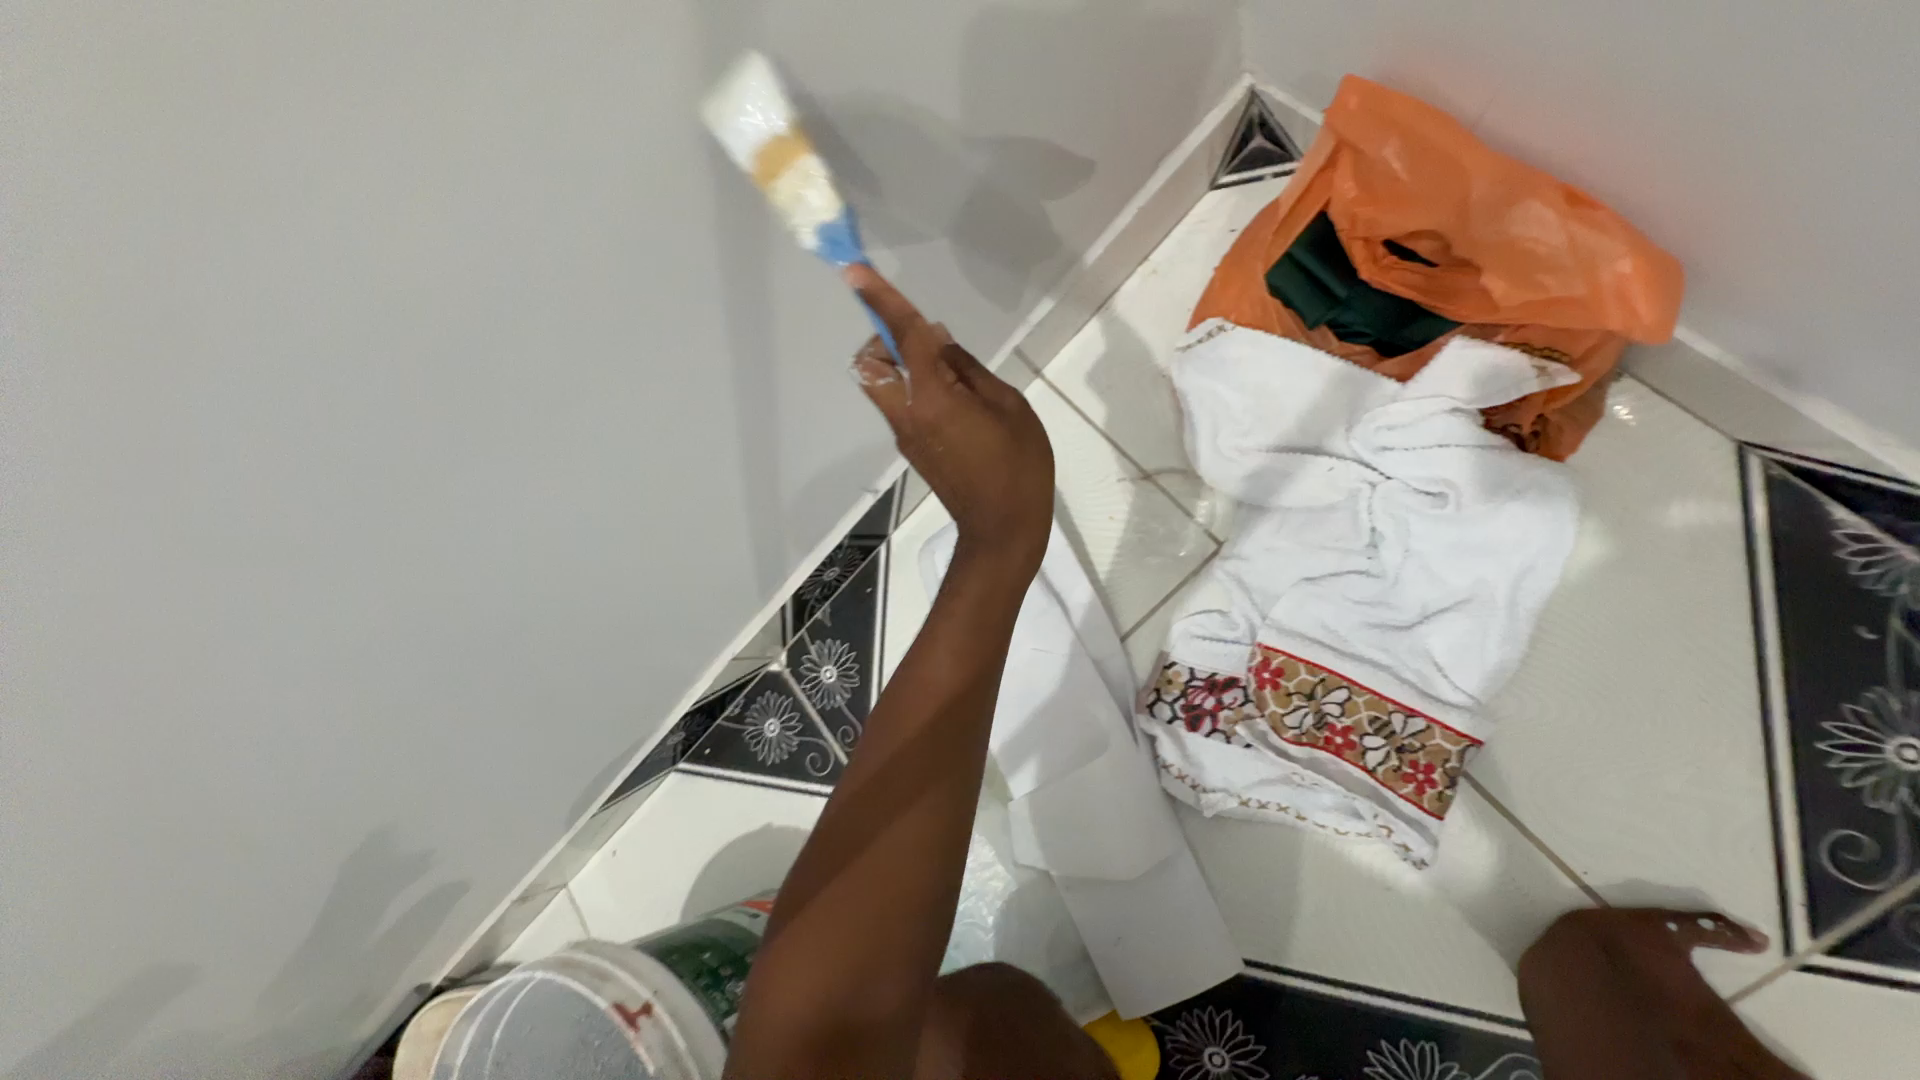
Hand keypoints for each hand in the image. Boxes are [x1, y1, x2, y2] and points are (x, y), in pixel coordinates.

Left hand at [846, 265, 1053, 572]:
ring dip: (901, 365)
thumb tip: (939, 343)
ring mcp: (905, 434)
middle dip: (887, 339)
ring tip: (951, 373)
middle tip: (928, 341)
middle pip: (872, 363)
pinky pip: (900, 404)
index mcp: (934, 398)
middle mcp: (908, 413)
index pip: (903, 337)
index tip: (854, 270)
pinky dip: (914, 387)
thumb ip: (968, 369)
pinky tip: (956, 398)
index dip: (881, 299)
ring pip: (883, 385)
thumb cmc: (1019, 467)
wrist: (1002, 531)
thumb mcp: (1009, 407)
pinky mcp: (912, 448)